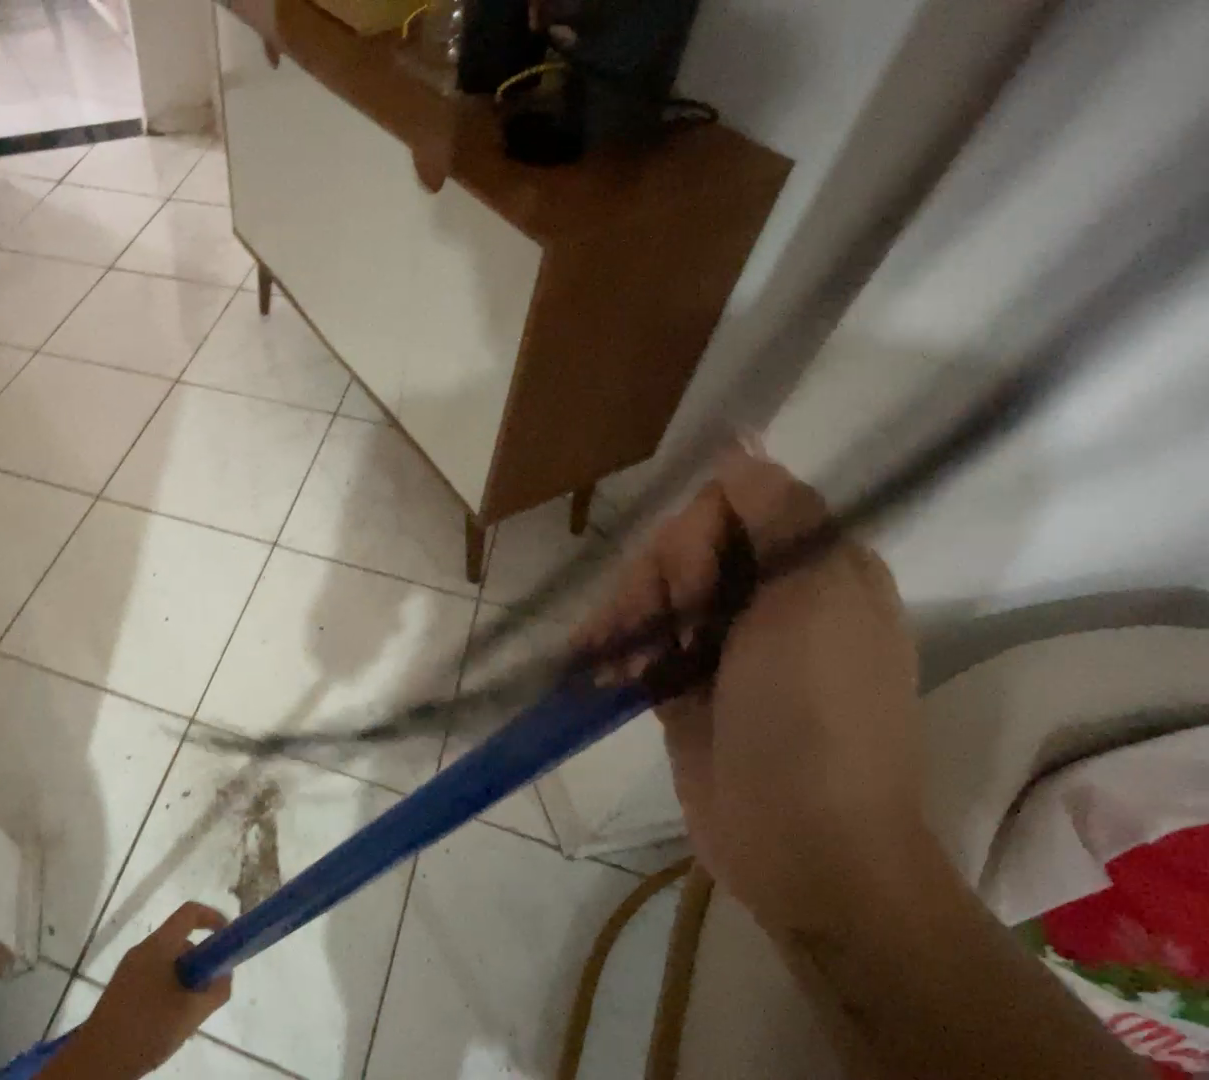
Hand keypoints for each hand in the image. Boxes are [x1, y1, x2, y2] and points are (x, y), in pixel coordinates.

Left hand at [55, 902, 232, 1079]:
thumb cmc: (146, 1029)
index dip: (212, 918)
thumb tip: (225, 975)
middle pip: (180, 942)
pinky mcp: (123, 990)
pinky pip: (155, 980)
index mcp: (158, 946)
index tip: (228, 939)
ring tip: (189, 1018)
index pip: (189, 913)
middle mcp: (142, 951)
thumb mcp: (191, 1013)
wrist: (97, 1061)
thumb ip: (216, 991)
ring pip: (168, 965)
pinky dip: (171, 993)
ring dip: (186, 982)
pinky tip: (171, 1025)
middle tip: (210, 994)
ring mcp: (130, 970)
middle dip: (201, 963)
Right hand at [571, 445, 925, 927]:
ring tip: (618, 663)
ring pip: (654, 595)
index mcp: (818, 568)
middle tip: (666, 632)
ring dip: (628, 619)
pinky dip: (615, 650)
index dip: (698, 535)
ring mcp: (726, 646)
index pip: (734, 505)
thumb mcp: (811, 601)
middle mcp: (773, 598)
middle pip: (685, 549)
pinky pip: (639, 643)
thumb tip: (743, 440)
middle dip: (659, 582)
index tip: (694, 586)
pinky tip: (598, 669)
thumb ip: (778, 514)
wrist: (802, 843)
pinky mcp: (686, 688)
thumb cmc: (813, 714)